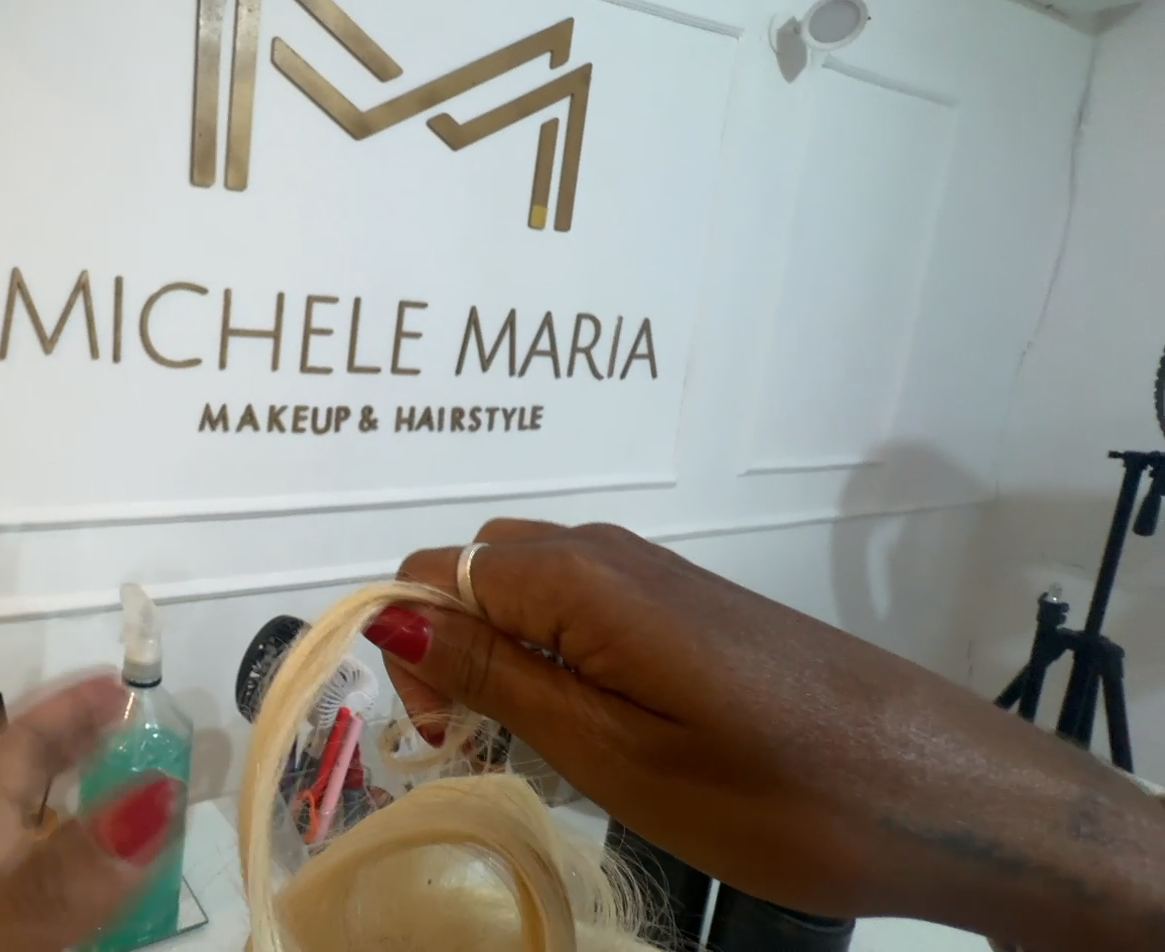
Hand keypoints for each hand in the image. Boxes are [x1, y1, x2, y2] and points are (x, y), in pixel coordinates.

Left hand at [0, 675, 180, 951]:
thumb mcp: (2, 916)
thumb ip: (71, 866)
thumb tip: (159, 789)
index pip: (25, 739)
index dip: (72, 703)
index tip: (124, 682)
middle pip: (37, 772)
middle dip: (88, 737)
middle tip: (146, 724)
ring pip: (48, 822)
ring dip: (93, 792)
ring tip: (142, 782)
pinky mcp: (7, 929)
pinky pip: (57, 873)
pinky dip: (92, 856)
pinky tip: (112, 870)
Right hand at [364, 520, 1164, 950]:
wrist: (958, 797)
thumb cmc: (773, 791)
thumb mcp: (606, 749)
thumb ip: (489, 672)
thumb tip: (388, 618)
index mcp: (571, 575)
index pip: (432, 573)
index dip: (412, 646)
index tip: (444, 730)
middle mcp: (595, 548)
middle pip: (468, 568)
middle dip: (445, 642)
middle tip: (480, 733)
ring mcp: (638, 566)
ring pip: (514, 581)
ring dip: (492, 645)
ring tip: (527, 728)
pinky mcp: (670, 594)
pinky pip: (567, 597)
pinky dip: (542, 644)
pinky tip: (581, 708)